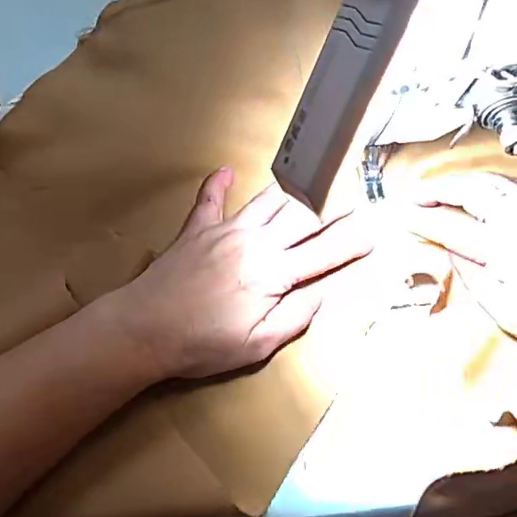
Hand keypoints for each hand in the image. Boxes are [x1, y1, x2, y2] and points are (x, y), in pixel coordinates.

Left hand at [104, 167, 373, 380]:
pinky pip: (210, 198)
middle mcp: (253, 243)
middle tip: (341, 215)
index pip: (324, 251)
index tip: (374, 230)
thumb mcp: (256, 345)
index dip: (352, 240)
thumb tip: (321, 293)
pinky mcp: (195, 229)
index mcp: (272, 274)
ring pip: (266, 200)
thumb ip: (294, 317)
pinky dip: (220, 184)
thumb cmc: (200, 345)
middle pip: (300, 215)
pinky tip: (226, 171)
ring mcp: (223, 231)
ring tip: (304, 197)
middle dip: (326, 215)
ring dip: (289, 198)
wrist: (142, 329)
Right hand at [403, 173, 516, 375]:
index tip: (401, 216)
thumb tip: (455, 256)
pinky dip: (496, 182)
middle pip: (473, 190)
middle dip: (439, 189)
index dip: (422, 219)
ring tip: (447, 188)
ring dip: (466, 181)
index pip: (451, 225)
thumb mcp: (508, 311)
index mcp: (506, 246)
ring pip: (498, 182)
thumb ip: (476, 278)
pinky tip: (494, 189)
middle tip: (417, 194)